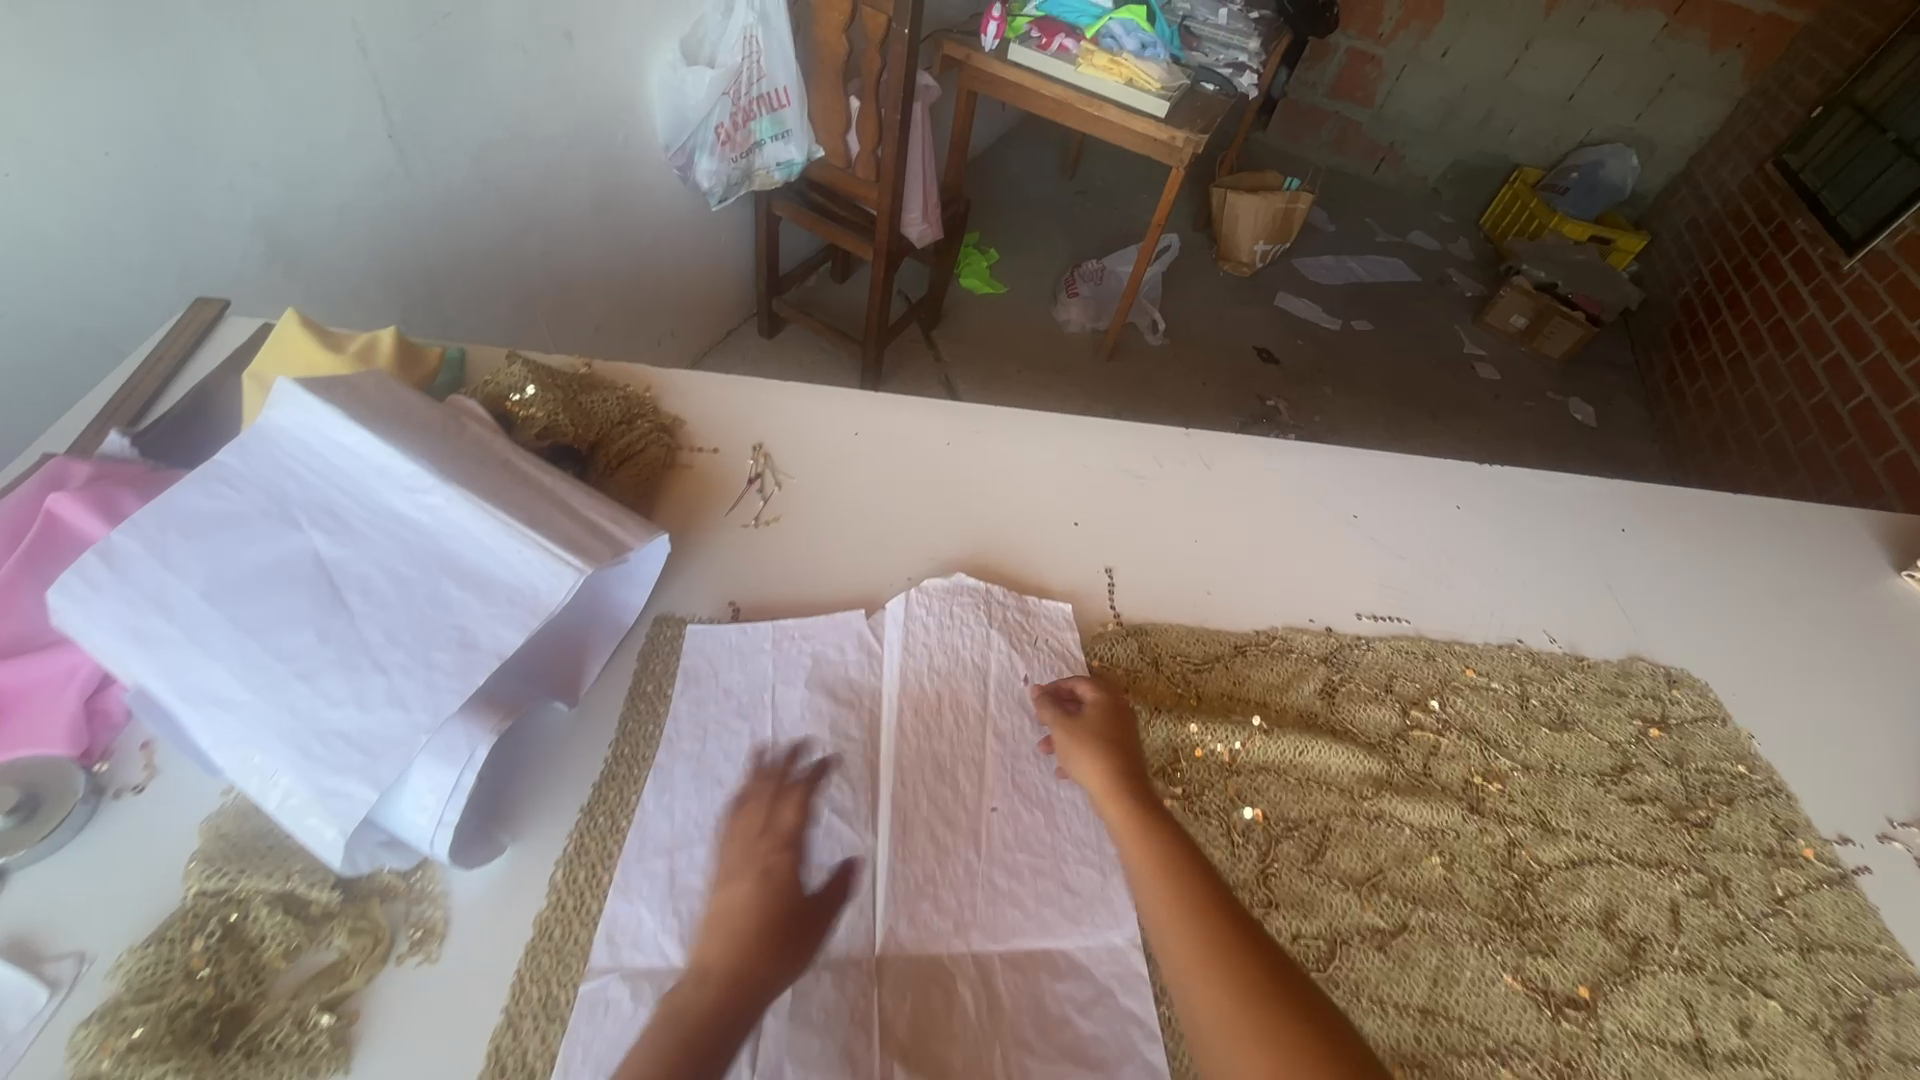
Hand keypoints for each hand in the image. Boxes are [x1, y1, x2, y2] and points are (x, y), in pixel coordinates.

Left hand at [685, 742, 859, 1012]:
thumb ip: (837, 886)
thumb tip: (854, 859)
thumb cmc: (777, 951)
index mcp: (783, 849)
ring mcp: (732, 853)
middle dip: (785, 762)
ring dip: (757, 772)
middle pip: (768, 790)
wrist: (723, 981)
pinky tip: (739, 795)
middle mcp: (755, 842)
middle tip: (799, 741)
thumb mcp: (819, 920)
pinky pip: (728, 820)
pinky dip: (737, 798)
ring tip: (765, 750)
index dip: (814, 773)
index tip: (830, 758)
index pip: (799, 798)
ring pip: (745, 800)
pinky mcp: (719, 867)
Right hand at [1030, 676, 1153, 810]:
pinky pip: (1095, 745)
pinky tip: (1062, 770)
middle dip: (1057, 714)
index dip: (1054, 688)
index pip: (1077, 682)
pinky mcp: (1121, 753)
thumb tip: (1037, 689)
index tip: (1036, 700)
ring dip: (1063, 735)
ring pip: (1086, 727)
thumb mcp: (1061, 726)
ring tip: (1044, 750)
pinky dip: (1077, 751)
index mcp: (1105, 697)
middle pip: (1082, 704)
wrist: (1121, 793)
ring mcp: (1121, 733)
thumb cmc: (1088, 751)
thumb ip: (1047, 705)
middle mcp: (1117, 710)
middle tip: (1039, 722)